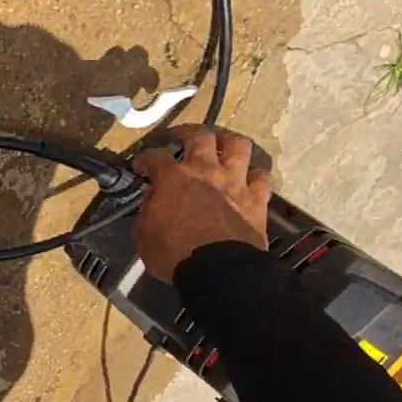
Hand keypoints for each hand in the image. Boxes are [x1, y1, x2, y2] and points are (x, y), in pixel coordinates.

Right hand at [131, 124, 272, 281]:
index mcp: (173, 179)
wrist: (218, 269)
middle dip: (187, 133)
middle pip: (199, 136)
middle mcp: (206, 170)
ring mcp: (235, 181)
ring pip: (238, 145)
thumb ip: (147, 210)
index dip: (145, 158)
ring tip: (221, 147)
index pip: (155, 156)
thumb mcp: (143, 234)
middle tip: (181, 138)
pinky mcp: (257, 198)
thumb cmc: (173, 253)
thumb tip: (153, 197)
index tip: (140, 165)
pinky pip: (261, 176)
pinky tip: (248, 178)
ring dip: (228, 143)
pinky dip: (253, 175)